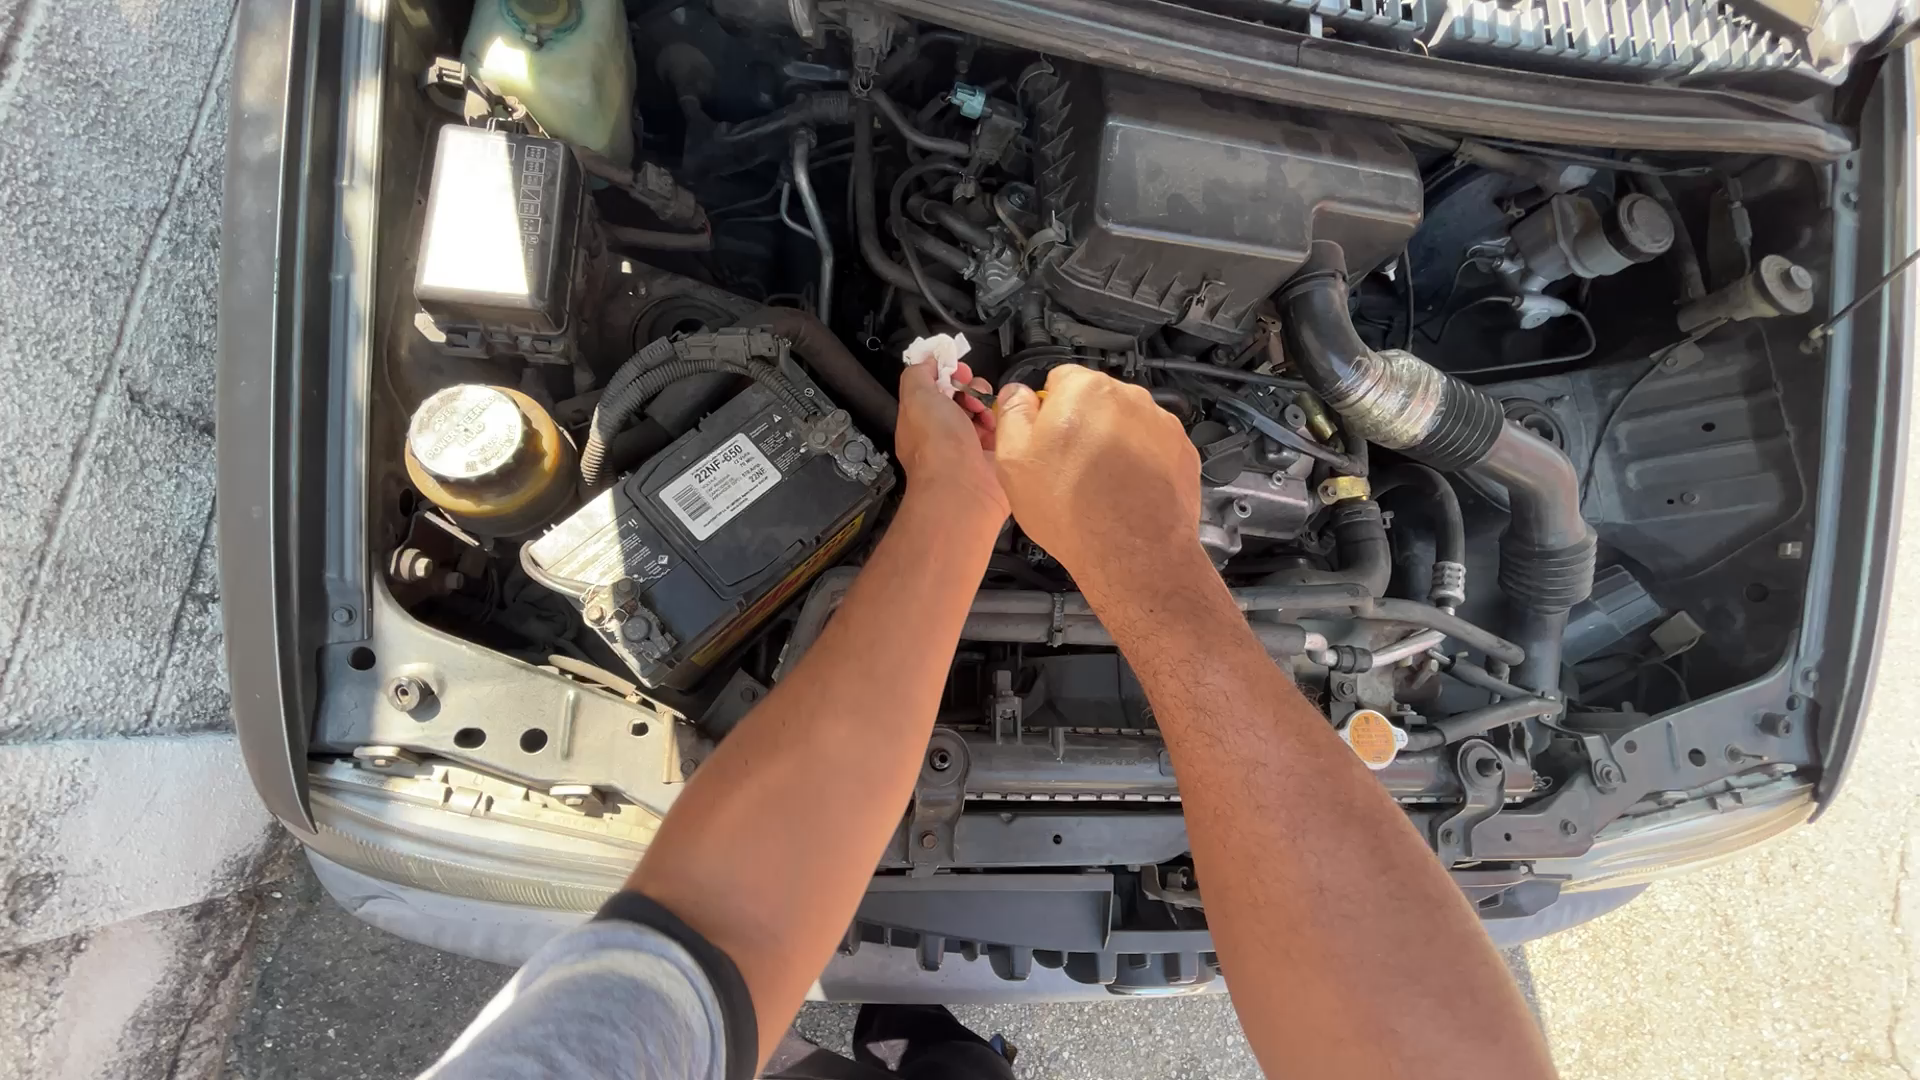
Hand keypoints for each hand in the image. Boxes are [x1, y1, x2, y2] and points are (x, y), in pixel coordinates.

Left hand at [894, 360, 1007, 522]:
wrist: (963, 487)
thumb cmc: (936, 444)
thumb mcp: (916, 396)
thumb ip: (918, 373)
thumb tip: (929, 360)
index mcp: (921, 420)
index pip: (934, 389)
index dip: (946, 374)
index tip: (957, 368)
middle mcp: (944, 434)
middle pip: (961, 398)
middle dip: (970, 387)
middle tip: (972, 390)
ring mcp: (969, 447)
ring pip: (983, 413)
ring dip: (987, 404)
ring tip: (986, 411)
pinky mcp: (993, 457)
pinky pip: (1002, 431)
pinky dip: (1003, 423)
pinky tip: (998, 424)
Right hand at [992, 365, 1200, 591]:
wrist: (1132, 553)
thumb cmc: (1074, 510)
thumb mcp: (1013, 461)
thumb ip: (1012, 416)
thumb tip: (1016, 396)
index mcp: (1084, 390)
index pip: (1058, 379)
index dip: (1046, 410)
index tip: (1042, 437)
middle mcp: (1128, 398)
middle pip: (1094, 401)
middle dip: (1080, 426)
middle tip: (1065, 469)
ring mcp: (1160, 424)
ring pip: (1124, 424)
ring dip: (1110, 445)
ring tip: (1095, 487)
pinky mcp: (1181, 451)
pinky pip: (1151, 448)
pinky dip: (1138, 464)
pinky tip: (1122, 493)